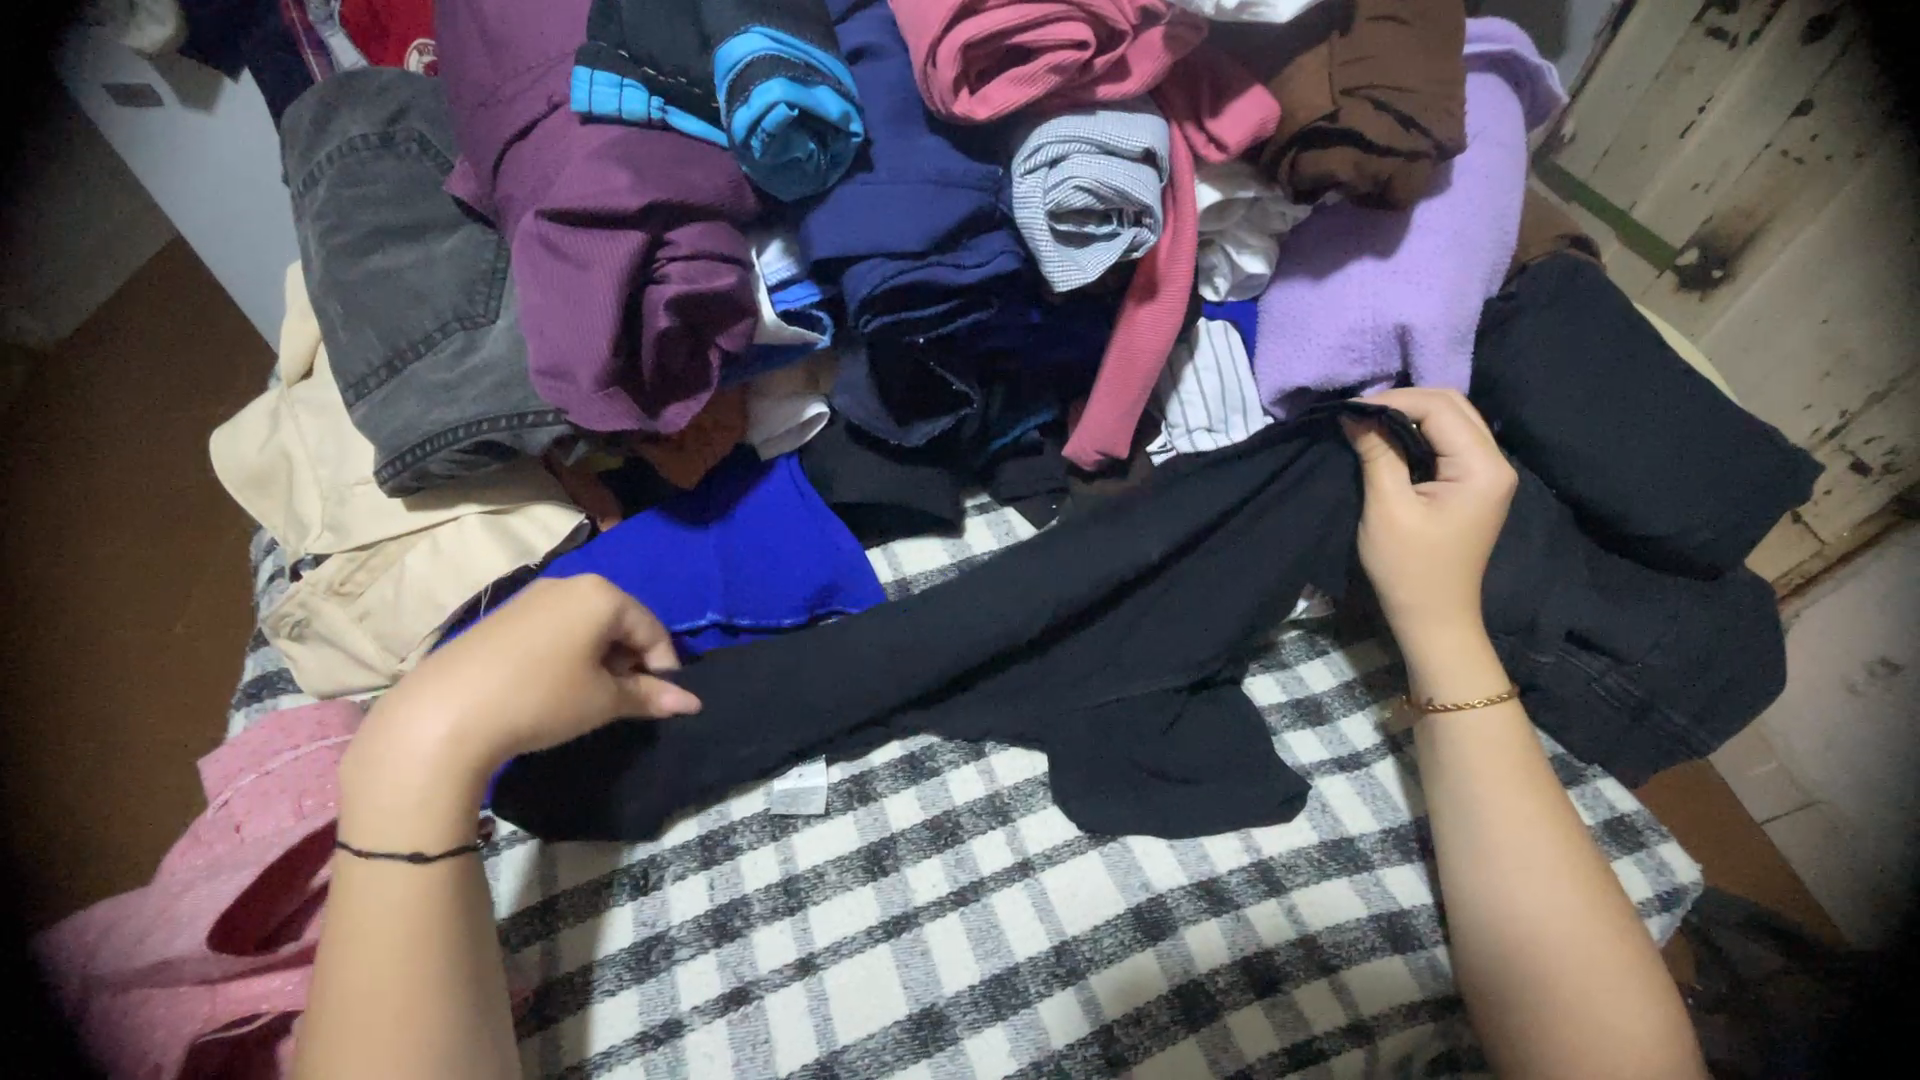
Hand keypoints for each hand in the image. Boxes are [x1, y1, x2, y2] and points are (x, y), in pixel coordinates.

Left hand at [351, 575, 701, 786]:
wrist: (444, 714)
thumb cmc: (542, 699)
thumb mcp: (604, 701)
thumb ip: (651, 696)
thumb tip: (693, 703)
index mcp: (603, 595)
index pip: (653, 630)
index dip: (664, 668)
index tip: (659, 701)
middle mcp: (571, 584)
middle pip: (620, 622)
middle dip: (630, 661)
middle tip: (623, 700)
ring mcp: (533, 597)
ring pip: (587, 625)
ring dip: (599, 659)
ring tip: (588, 697)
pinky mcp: (504, 616)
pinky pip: (556, 629)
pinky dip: (568, 654)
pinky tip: (553, 687)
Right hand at [1342, 389, 1516, 646]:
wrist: (1433, 616)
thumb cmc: (1408, 568)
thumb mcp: (1386, 508)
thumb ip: (1376, 455)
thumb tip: (1354, 414)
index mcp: (1482, 468)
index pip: (1440, 408)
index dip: (1394, 400)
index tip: (1350, 409)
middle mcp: (1495, 463)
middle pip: (1452, 405)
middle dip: (1403, 400)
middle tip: (1357, 413)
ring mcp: (1488, 474)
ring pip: (1452, 419)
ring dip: (1410, 414)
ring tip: (1367, 422)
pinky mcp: (1473, 484)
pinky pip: (1448, 441)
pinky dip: (1417, 432)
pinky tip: (1387, 439)